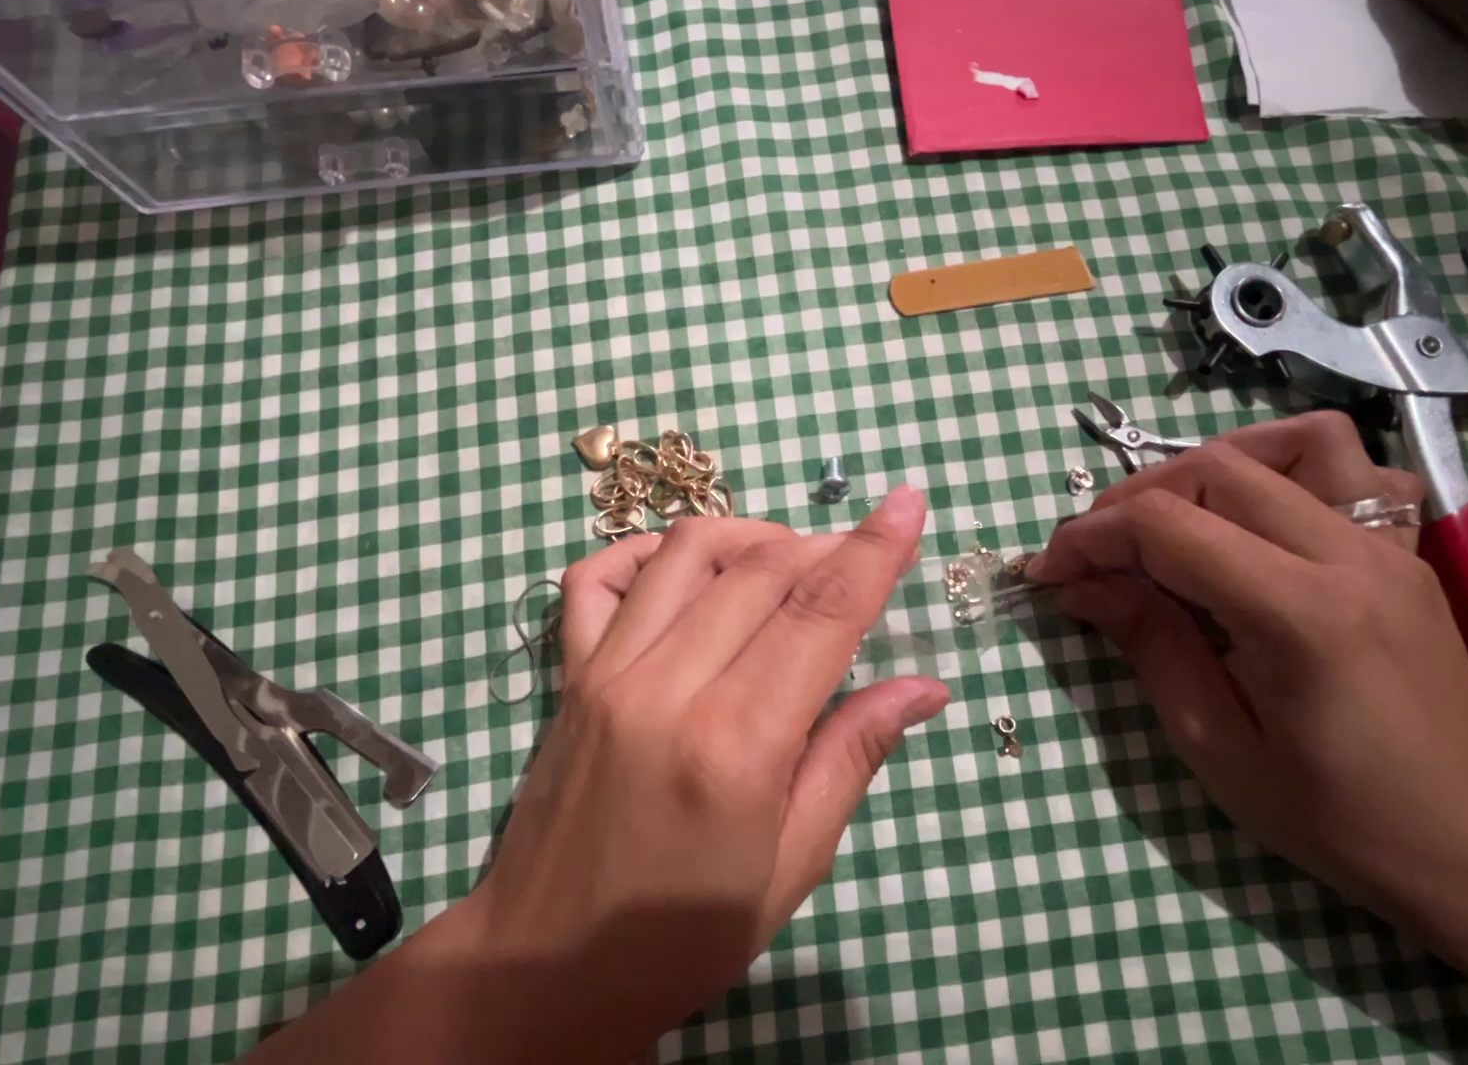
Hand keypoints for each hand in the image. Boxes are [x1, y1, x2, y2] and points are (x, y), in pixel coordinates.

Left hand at [456, 491, 945, 1060]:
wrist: (544, 963)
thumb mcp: (791, 864)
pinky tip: (687, 571)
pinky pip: (597, 578)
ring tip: (790, 562)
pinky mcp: (568, 674)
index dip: (874, 551)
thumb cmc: (681, 936)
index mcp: (735, 744)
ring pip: (685, 553)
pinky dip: (648, 552)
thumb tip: (924, 686)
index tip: (908, 503)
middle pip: (760, 571)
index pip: (820, 615)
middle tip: (864, 555)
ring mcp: (605, 671)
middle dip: (826, 545)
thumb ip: (853, 757)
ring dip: (751, 537)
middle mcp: (667, 686)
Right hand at [1023, 412, 1467, 931]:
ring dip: (1209, 466)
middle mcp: (1351, 556)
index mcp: (1298, 614)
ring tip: (1169, 517)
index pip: (1166, 526)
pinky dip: (1287, 468)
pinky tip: (1255, 516)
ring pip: (1290, 445)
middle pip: (1215, 470)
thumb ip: (1148, 642)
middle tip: (1094, 555)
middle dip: (1131, 499)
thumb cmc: (1329, 814)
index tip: (1047, 573)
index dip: (1088, 537)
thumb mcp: (1211, 742)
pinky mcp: (1406, 555)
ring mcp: (1390, 547)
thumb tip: (1080, 583)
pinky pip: (1349, 469)